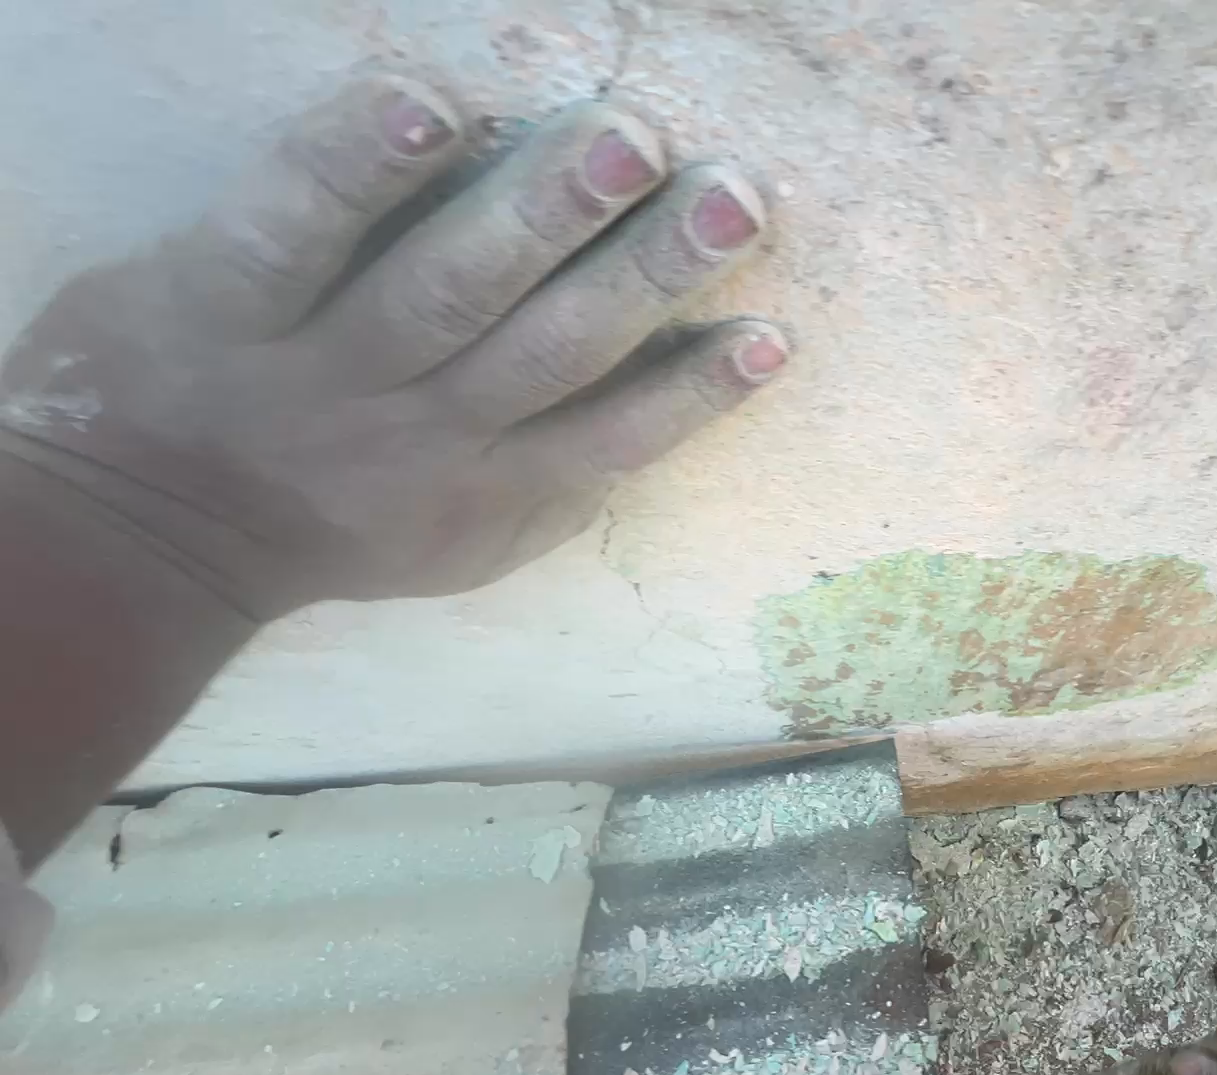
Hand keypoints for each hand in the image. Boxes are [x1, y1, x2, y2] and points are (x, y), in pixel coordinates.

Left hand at [0, 74, 787, 619]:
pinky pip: (288, 227)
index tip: (775, 337)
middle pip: (558, 347)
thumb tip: (664, 406)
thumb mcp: (483, 541)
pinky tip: (430, 104)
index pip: (622, 436)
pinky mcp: (210, 302)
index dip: (701, 391)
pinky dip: (358, 169)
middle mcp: (433, 428)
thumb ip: (568, 482)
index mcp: (502, 486)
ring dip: (545, 213)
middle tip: (732, 202)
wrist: (155, 533)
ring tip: (630, 143)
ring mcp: (325, 366)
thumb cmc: (359, 531)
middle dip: (650, 273)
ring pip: (451, 285)